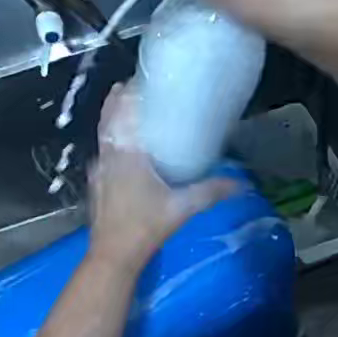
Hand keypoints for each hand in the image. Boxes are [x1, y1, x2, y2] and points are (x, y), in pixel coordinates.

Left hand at [87, 83, 239, 269]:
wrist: (113, 256)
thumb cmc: (145, 227)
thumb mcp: (181, 208)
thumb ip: (210, 192)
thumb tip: (241, 184)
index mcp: (126, 155)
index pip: (120, 113)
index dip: (125, 94)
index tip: (138, 80)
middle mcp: (108, 157)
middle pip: (107, 120)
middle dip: (116, 101)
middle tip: (132, 87)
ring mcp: (98, 171)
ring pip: (102, 137)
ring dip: (112, 121)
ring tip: (128, 112)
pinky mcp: (96, 185)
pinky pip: (103, 154)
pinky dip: (111, 143)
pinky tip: (124, 150)